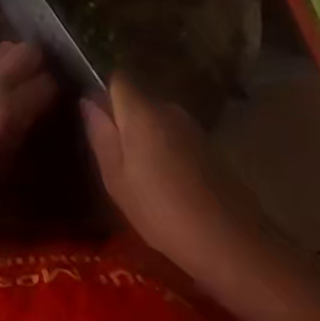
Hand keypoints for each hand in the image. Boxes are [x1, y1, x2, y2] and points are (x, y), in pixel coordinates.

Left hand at [0, 42, 58, 211]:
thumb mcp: (5, 160)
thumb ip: (25, 128)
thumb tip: (41, 109)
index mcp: (6, 111)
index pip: (46, 85)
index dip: (56, 93)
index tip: (57, 102)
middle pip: (29, 52)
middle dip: (40, 66)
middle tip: (40, 85)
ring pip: (8, 47)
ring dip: (19, 60)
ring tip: (20, 79)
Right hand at [81, 75, 256, 271]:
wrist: (232, 242)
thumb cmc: (163, 211)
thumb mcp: (117, 179)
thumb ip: (101, 135)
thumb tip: (87, 101)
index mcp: (141, 111)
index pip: (117, 78)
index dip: (104, 93)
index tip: (97, 119)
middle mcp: (168, 108)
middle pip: (138, 99)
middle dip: (124, 118)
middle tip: (115, 156)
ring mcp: (192, 126)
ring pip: (157, 118)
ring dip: (147, 136)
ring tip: (141, 174)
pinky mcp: (209, 146)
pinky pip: (176, 135)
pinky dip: (167, 149)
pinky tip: (168, 182)